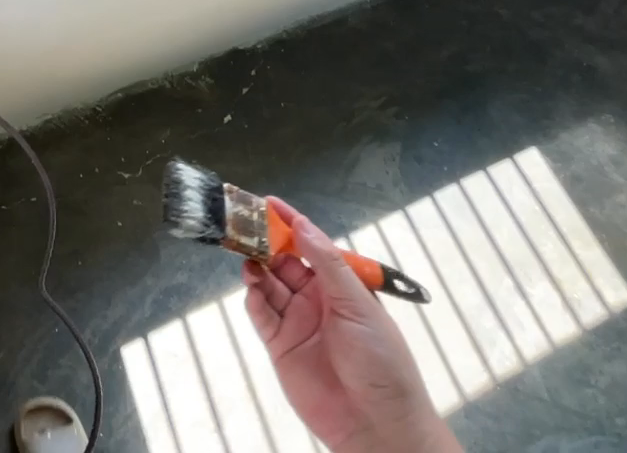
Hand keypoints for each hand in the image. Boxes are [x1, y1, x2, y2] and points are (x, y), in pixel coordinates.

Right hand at [242, 196, 461, 452]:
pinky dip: (253, 297)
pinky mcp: (280, 344)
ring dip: (257, 268)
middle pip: (283, 261)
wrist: (377, 425)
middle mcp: (316, 299)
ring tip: (248, 258)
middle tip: (245, 226)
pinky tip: (252, 287)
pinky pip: (260, 313)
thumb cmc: (381, 361)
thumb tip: (303, 226)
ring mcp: (297, 321)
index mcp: (340, 286)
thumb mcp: (358, 306)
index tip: (268, 202)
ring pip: (268, 284)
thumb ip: (327, 264)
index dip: (291, 223)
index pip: (311, 245)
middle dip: (265, 243)